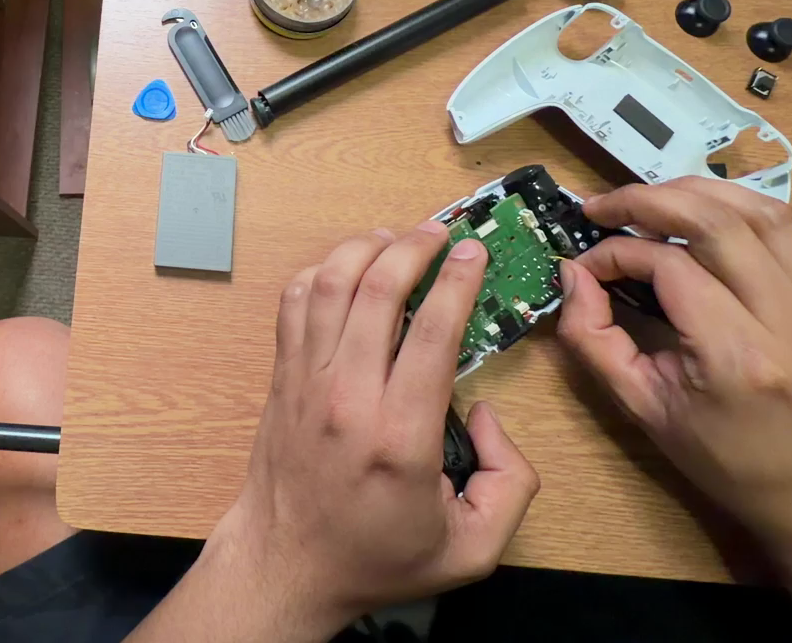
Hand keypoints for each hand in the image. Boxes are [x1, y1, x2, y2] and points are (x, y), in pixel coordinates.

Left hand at [205, 222, 537, 638]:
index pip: (433, 333)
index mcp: (401, 436)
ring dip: (362, 248)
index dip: (457, 281)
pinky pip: (293, 303)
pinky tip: (343, 267)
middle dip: (412, 247)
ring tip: (393, 237)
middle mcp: (348, 393)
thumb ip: (510, 481)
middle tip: (439, 232)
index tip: (474, 251)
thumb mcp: (473, 548)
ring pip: (328, 284)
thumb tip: (485, 410)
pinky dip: (317, 272)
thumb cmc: (380, 555)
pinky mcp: (281, 373)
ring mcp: (306, 378)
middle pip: (376, 290)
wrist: (286, 560)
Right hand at [556, 177, 791, 642]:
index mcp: (737, 354)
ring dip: (693, 191)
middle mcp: (787, 316)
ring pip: (759, 209)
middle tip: (599, 207)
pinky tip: (699, 212)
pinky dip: (736, 203)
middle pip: (717, 219)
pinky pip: (787, 225)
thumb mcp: (641, 409)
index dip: (614, 253)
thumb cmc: (730, 463)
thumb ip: (591, 338)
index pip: (668, 264)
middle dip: (646, 199)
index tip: (584, 268)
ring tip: (645, 201)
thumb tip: (572, 274)